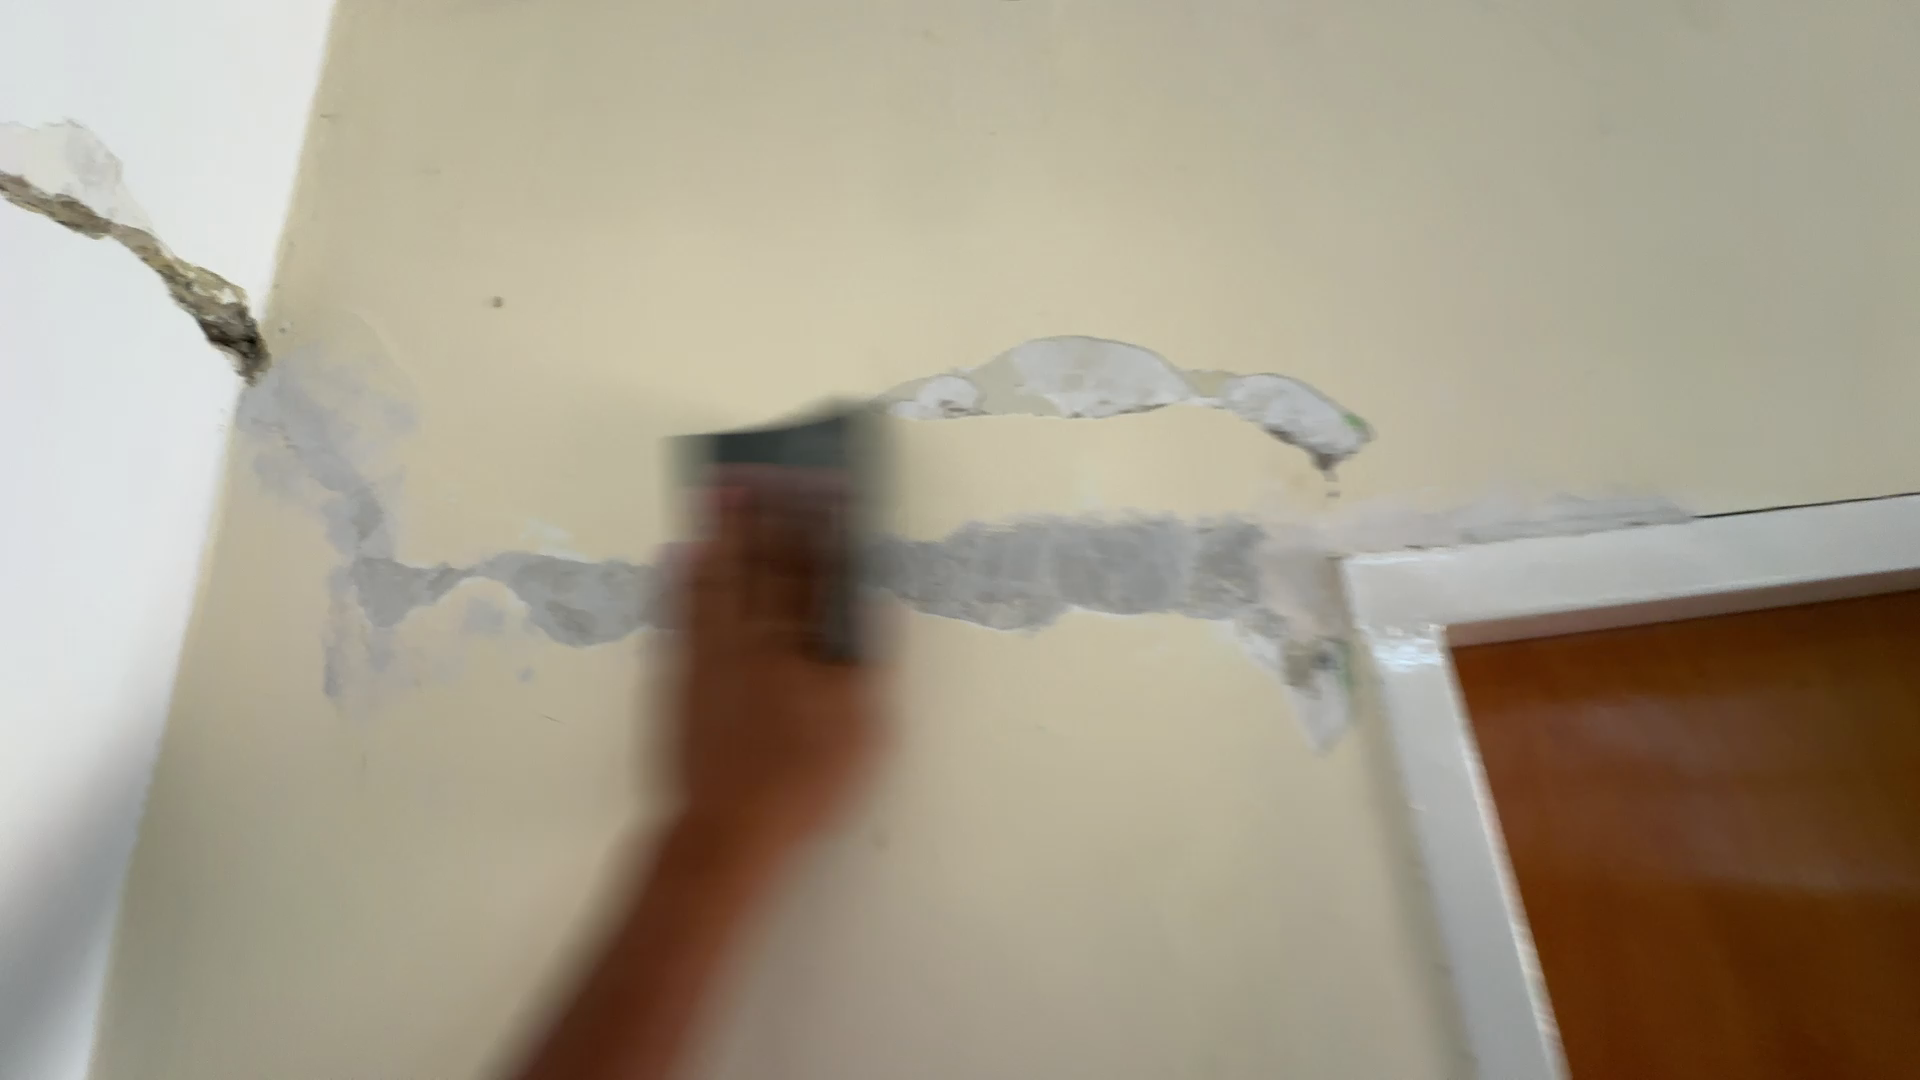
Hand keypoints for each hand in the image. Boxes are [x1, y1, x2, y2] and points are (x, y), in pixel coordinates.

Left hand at [669, 476, 879, 859]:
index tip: (823, 489)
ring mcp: (708, 655)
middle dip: (767, 515)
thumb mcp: (858, 729)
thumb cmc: (802, 781)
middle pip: (761, 566)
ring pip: (716, 579)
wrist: (725, 829)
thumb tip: (869, 610)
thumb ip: (862, 664)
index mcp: (796, 649)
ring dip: (722, 531)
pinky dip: (680, 580)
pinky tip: (679, 553)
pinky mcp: (679, 676)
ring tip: (721, 490)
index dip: (818, 531)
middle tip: (766, 469)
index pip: (811, 576)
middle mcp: (750, 639)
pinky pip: (679, 614)